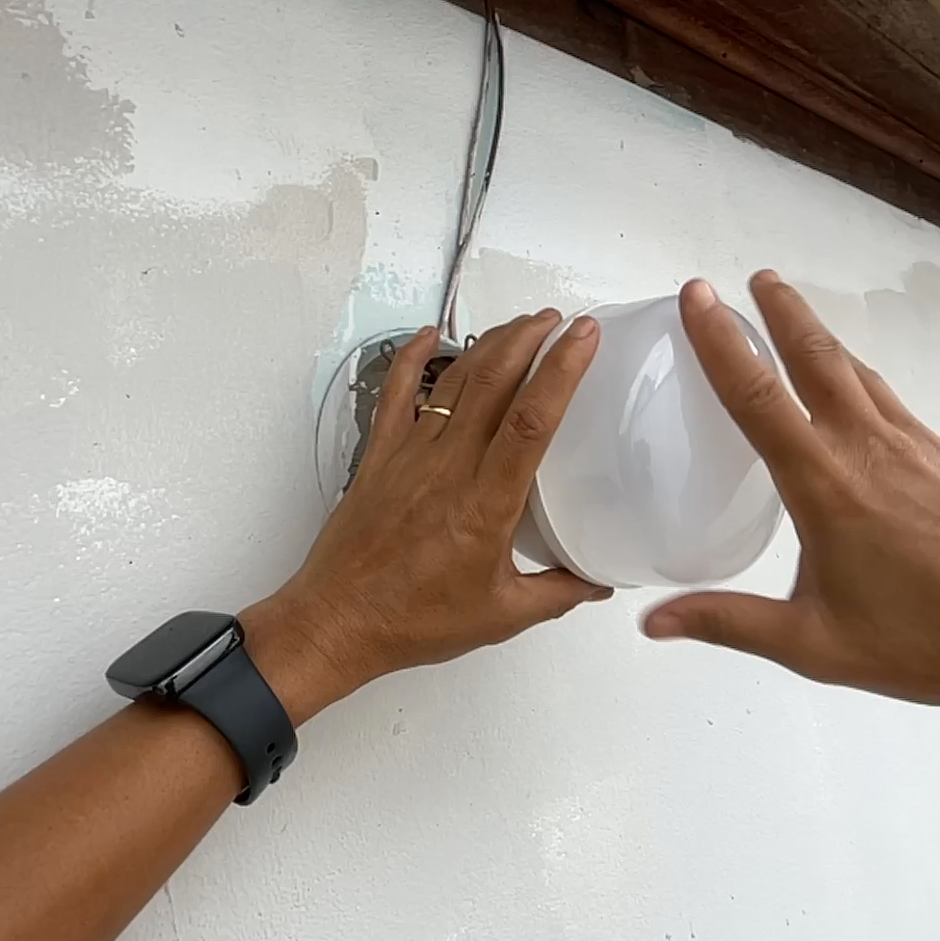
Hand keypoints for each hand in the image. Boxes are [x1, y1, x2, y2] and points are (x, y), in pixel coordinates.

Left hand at [245, 310, 610, 722]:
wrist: (340, 620)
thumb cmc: (416, 620)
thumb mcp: (502, 615)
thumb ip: (559, 593)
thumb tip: (599, 580)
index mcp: (485, 504)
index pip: (531, 420)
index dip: (561, 370)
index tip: (583, 336)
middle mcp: (448, 467)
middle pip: (492, 381)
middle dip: (529, 338)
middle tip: (557, 320)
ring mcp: (409, 455)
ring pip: (452, 381)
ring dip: (489, 344)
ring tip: (519, 326)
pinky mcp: (379, 456)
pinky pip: (395, 395)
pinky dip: (413, 359)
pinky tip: (430, 334)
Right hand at [644, 272, 939, 740]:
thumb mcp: (817, 646)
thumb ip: (728, 624)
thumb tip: (651, 623)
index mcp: (828, 485)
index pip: (758, 397)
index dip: (721, 340)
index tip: (699, 295)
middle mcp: (874, 449)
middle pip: (818, 358)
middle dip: (782, 310)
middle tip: (755, 278)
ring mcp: (923, 449)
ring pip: (860, 374)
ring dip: (821, 338)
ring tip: (795, 317)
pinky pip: (893, 404)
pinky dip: (859, 381)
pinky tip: (855, 401)